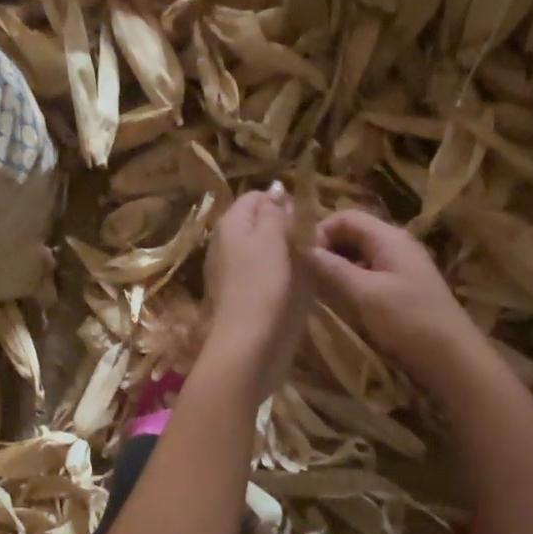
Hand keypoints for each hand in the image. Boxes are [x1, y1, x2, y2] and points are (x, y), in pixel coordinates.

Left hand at [203, 186, 309, 394]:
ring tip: (304, 264)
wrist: (248, 344)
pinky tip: (294, 285)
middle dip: (285, 228)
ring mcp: (232, 270)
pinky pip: (265, 272)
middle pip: (260, 223)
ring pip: (265, 248)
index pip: (257, 197)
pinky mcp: (243, 294)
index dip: (282, 203)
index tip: (303, 220)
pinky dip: (280, 274)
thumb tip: (275, 188)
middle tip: (307, 243)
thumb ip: (274, 212)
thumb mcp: (272, 239)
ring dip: (286, 252)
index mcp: (230, 224)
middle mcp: (225, 242)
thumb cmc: (261, 285)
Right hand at [307, 209, 479, 380]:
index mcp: (389, 238)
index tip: (301, 259)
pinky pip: (367, 275)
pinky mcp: (401, 290)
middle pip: (352, 234)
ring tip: (315, 290)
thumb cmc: (409, 321)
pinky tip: (337, 302)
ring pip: (358, 256)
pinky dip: (348, 282)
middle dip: (325, 250)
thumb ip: (332, 268)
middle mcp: (396, 246)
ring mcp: (400, 268)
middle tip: (303, 276)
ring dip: (335, 268)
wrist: (453, 360)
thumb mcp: (364, 294)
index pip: (345, 217)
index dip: (319, 231)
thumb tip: (300, 249)